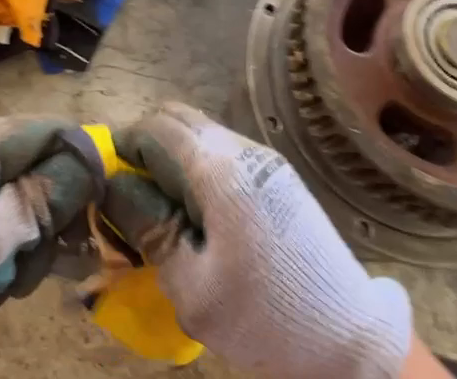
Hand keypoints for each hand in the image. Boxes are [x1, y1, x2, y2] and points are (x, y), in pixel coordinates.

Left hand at [0, 117, 100, 378]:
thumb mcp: (3, 233)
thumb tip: (89, 164)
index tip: (91, 214)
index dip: (82, 167)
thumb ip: (50, 194)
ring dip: (15, 247)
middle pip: (32, 171)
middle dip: (43, 222)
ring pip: (7, 202)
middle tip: (33, 267)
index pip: (56, 131)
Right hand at [102, 103, 415, 378]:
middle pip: (180, 119)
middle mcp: (245, 150)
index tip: (107, 180)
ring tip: (162, 209)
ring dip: (173, 157)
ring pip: (203, 134)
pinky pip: (225, 154)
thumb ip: (150, 227)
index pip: (157, 127)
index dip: (124, 145)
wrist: (349, 337)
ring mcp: (267, 161)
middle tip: (131, 193)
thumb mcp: (192, 285)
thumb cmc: (264, 315)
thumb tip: (114, 185)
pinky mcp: (280, 178)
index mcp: (221, 170)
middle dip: (146, 146)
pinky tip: (197, 214)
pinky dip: (198, 168)